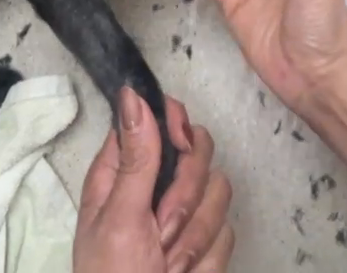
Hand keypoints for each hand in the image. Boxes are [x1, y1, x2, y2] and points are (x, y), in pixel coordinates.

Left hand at [74, 87, 234, 272]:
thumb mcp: (119, 219)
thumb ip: (137, 157)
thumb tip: (132, 91)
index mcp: (121, 171)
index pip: (156, 116)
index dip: (174, 124)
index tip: (180, 145)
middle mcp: (153, 185)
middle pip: (197, 150)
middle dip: (188, 193)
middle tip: (162, 229)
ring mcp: (182, 215)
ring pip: (218, 191)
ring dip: (194, 236)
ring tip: (168, 266)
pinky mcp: (206, 243)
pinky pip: (227, 231)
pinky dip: (207, 261)